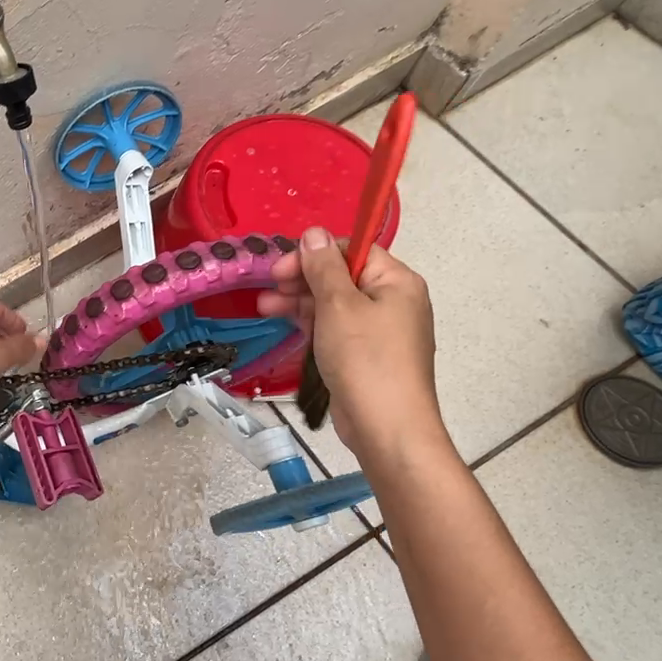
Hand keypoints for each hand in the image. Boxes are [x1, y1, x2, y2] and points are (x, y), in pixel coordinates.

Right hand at [257, 226, 447, 463]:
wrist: (387, 428)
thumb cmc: (365, 360)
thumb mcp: (338, 306)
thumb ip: (323, 266)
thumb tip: (313, 232)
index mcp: (396, 281)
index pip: (352, 249)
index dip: (313, 254)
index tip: (281, 269)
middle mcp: (393, 300)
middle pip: (341, 275)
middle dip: (302, 279)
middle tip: (270, 289)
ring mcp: (379, 329)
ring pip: (334, 302)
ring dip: (299, 301)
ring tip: (265, 307)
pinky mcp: (365, 353)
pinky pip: (336, 326)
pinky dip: (311, 322)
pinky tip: (286, 323)